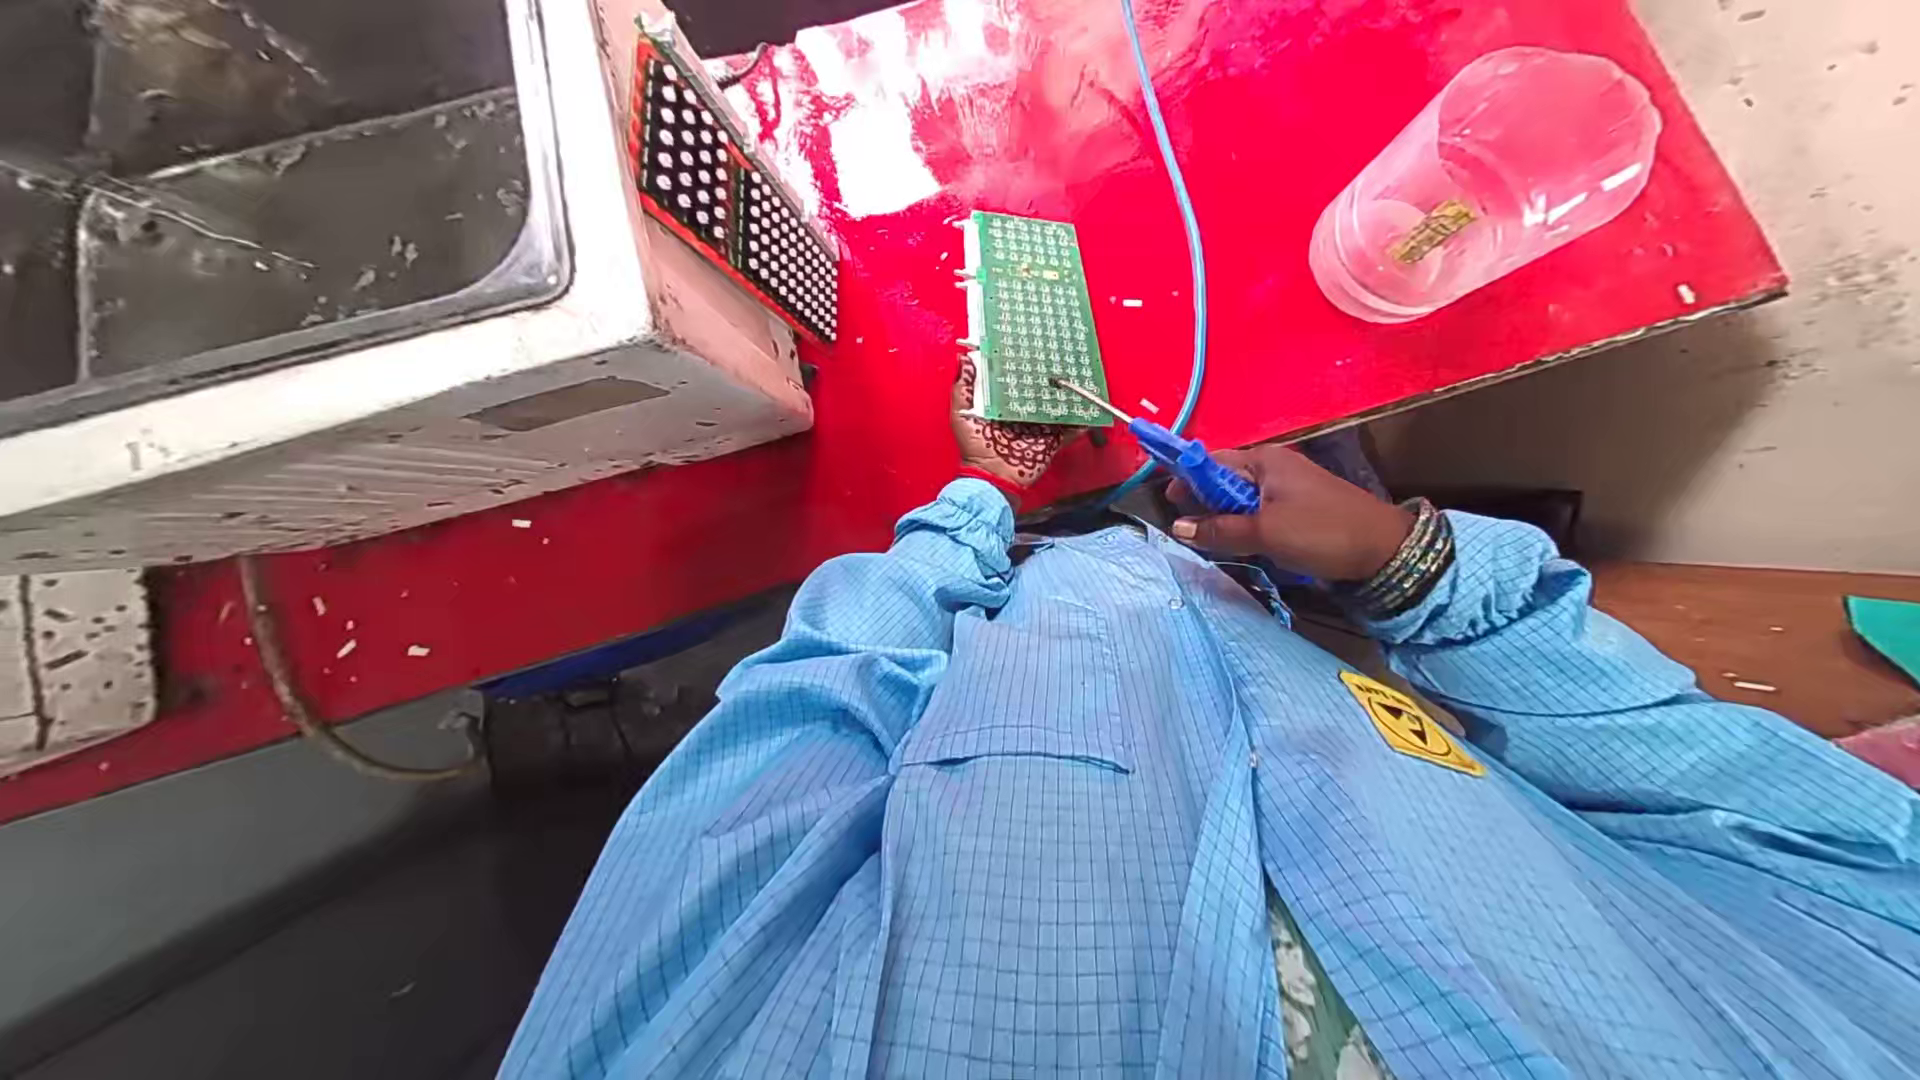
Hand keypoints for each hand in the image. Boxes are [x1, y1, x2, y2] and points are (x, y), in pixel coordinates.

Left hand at [951, 357, 1075, 487]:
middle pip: (1038, 392)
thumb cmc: (975, 449)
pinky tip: (1089, 408)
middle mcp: (1021, 415)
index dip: (1020, 366)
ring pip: (1056, 407)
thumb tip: (963, 359)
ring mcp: (1038, 428)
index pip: (1013, 381)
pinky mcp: (1051, 441)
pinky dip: (1080, 421)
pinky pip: (1068, 430)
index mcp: (1001, 406)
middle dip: (1048, 379)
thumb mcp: (962, 415)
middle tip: (1060, 359)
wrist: (992, 478)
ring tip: (1078, 379)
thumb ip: (962, 389)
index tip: (1029, 348)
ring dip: (1067, 396)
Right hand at [1166, 446, 1413, 581]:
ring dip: (1221, 516)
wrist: (1386, 550)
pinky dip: (1241, 523)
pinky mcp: (1295, 505)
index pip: (1210, 461)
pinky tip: (1238, 541)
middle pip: (1222, 479)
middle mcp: (1272, 466)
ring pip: (1238, 498)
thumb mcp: (1264, 532)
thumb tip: (1178, 528)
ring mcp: (1286, 485)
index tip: (1169, 500)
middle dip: (1202, 501)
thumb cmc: (1322, 532)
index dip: (1185, 477)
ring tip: (1211, 539)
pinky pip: (1255, 509)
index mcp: (1263, 461)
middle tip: (1189, 528)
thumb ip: (1218, 530)